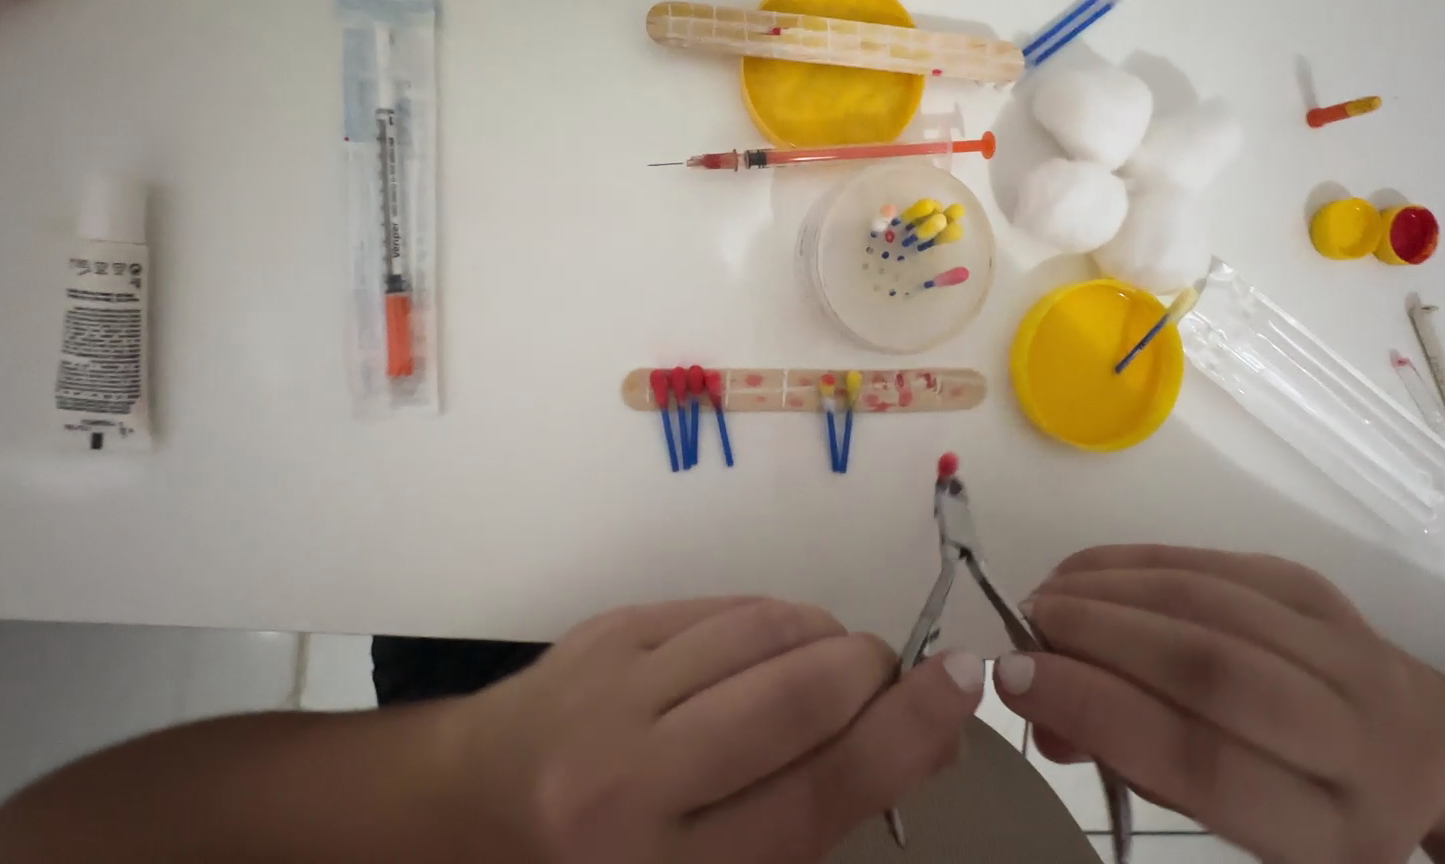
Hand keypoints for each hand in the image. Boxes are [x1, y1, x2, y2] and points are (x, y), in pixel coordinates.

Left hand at [442, 596, 983, 862]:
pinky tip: (767, 643)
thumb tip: (914, 734)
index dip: (908, 733)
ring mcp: (616, 689)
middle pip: (799, 695)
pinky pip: (721, 605)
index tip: (962, 683)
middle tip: (885, 675)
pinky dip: (770, 618)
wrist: (481, 802)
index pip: (818, 791)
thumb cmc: (611, 859)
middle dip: (870, 671)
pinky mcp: (607, 630)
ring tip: (827, 658)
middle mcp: (637, 778)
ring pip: (765, 631)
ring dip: (823, 635)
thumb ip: (811, 807)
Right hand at [994, 546, 1444, 863]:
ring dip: (1103, 590)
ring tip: (1045, 598)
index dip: (1096, 709)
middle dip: (1096, 636)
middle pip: (1210, 667)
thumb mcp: (1217, 817)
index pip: (1203, 761)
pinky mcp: (1312, 586)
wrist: (1400, 742)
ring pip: (1204, 600)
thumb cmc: (1288, 794)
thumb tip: (1033, 700)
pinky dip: (1125, 562)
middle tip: (1026, 625)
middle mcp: (1359, 739)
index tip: (1015, 678)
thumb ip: (1126, 760)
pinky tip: (1080, 573)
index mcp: (1331, 830)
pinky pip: (1202, 560)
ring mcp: (1343, 647)